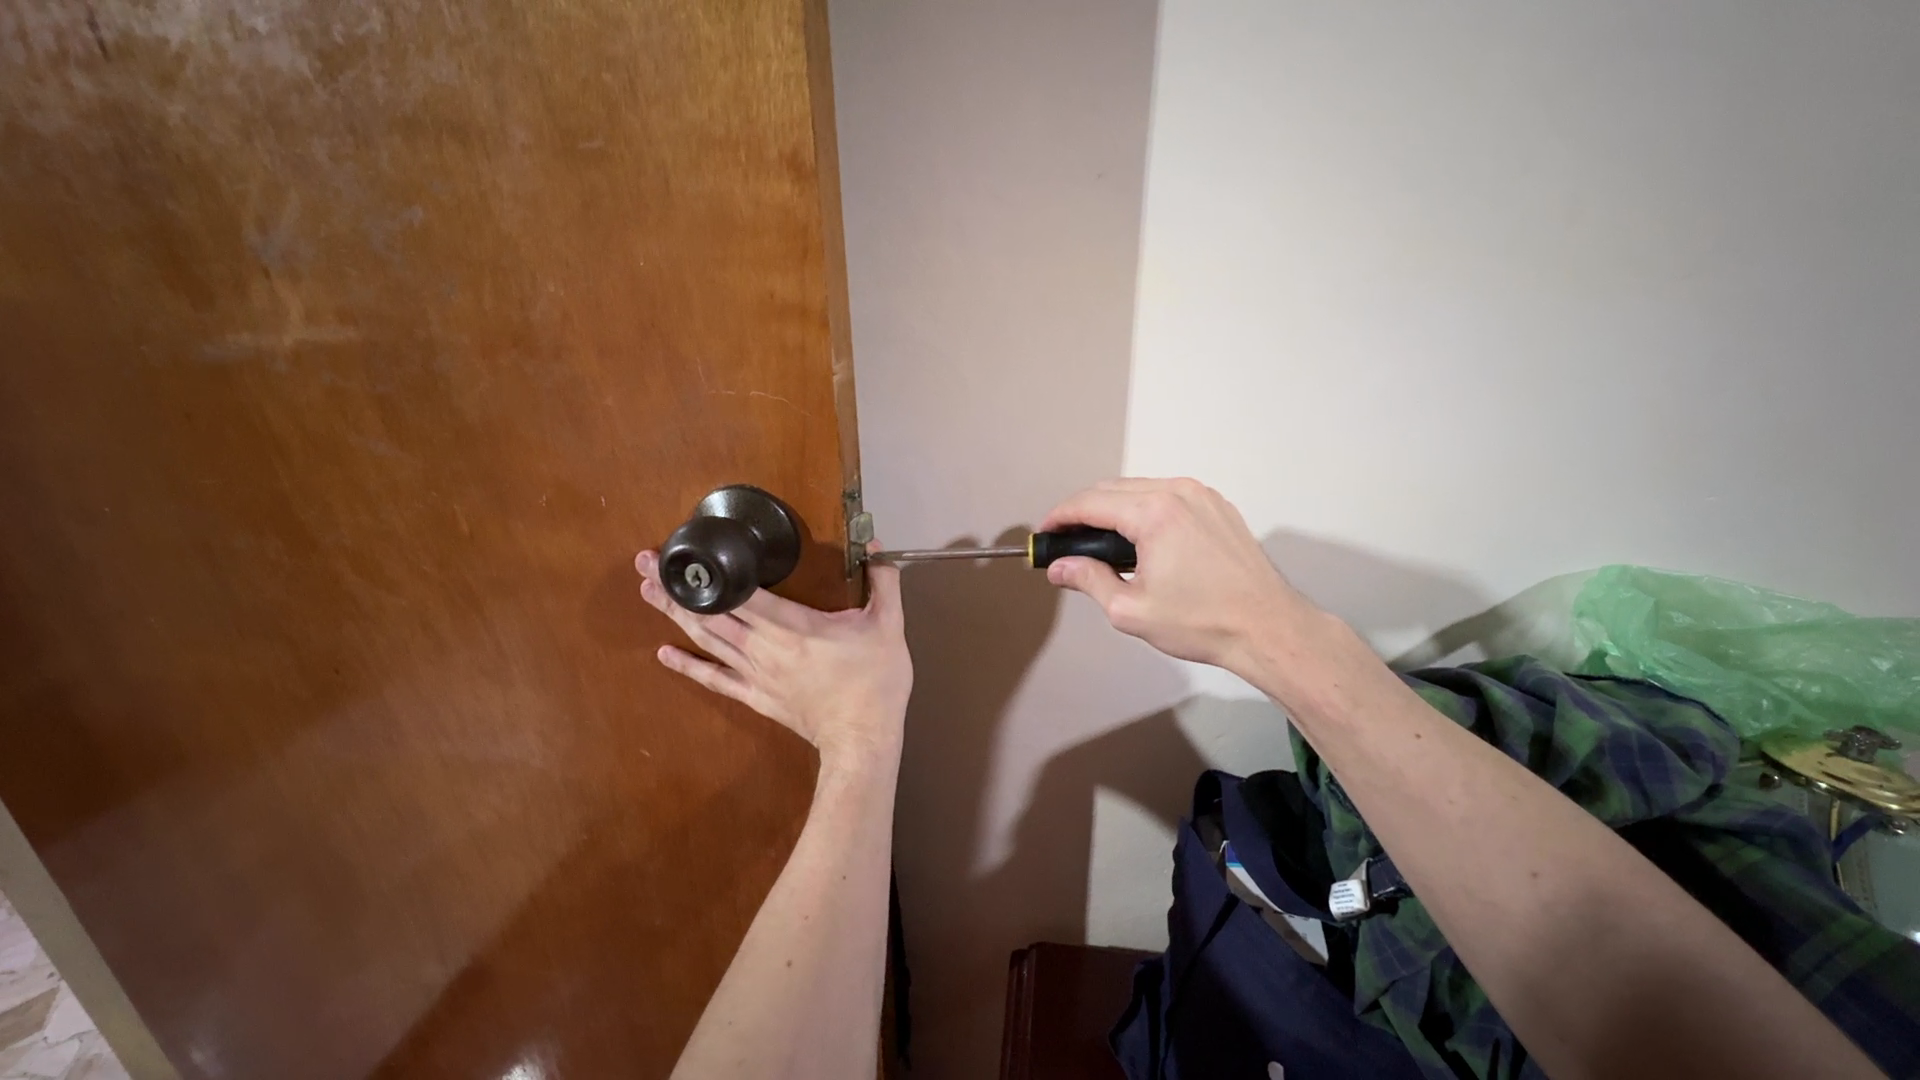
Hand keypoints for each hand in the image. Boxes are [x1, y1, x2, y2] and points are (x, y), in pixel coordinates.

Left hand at [635, 547, 912, 772]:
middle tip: (645, 564)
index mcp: (792, 626)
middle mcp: (764, 647)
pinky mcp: (755, 696)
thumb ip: (883, 583)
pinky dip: (688, 666)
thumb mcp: (888, 626)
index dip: (709, 572)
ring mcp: (754, 674)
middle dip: (676, 588)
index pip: (741, 592)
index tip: (682, 553)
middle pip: (711, 612)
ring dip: (674, 616)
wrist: (863, 738)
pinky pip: (714, 680)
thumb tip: (876, 546)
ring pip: (707, 640)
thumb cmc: (875, 681)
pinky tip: (664, 654)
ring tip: (647, 593)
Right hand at [1040, 478, 1319, 673]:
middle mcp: (1179, 493)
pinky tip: (1139, 539)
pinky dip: (1144, 509)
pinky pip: (1169, 496)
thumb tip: (1060, 567)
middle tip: (1066, 540)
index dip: (1060, 516)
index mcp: (1154, 513)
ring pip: (1140, 489)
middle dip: (1084, 511)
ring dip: (1113, 508)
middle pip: (1113, 489)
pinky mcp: (1218, 507)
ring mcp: (1202, 496)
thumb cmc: (1203, 622)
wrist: (1268, 627)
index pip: (1090, 502)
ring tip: (1099, 542)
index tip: (1045, 532)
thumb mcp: (1130, 609)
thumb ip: (1089, 580)